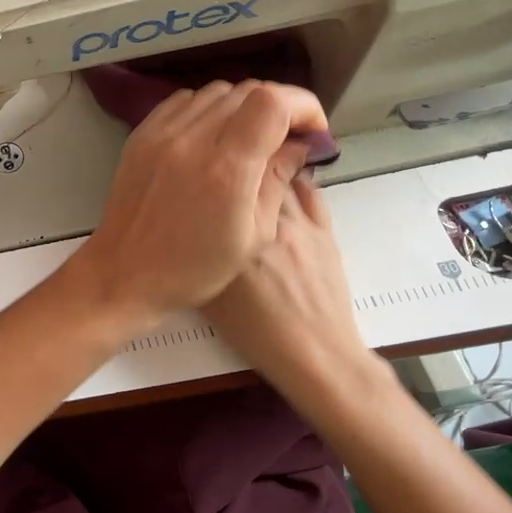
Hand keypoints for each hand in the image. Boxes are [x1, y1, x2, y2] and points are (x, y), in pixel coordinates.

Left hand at [71, 80, 327, 320]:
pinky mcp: (139, 136)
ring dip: (243, 105)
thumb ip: (278, 179)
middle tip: (288, 136)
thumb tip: (298, 142)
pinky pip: (182, 102)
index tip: (313, 131)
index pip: (271, 103)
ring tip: (251, 136)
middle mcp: (190, 141)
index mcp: (226, 169)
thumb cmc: (196, 267)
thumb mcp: (254, 235)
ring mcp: (160, 134)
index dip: (303, 106)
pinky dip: (207, 108)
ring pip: (214, 92)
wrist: (126, 272)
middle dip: (278, 107)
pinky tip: (213, 135)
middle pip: (246, 92)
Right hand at [203, 177, 380, 403]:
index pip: (224, 181)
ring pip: (284, 178)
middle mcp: (266, 220)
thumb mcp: (210, 297)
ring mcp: (301, 225)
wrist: (314, 355)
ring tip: (254, 165)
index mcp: (232, 235)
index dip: (214, 164)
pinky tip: (288, 183)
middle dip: (241, 160)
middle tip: (226, 157)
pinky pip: (311, 195)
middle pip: (254, 173)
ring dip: (269, 168)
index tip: (202, 160)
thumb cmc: (255, 331)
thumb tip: (185, 227)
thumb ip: (199, 254)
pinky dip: (297, 184)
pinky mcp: (326, 234)